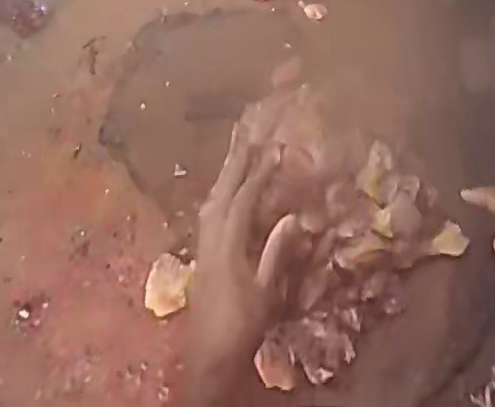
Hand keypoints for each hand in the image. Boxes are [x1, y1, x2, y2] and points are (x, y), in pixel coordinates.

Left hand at [184, 125, 308, 403]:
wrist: (208, 355)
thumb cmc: (242, 324)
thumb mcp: (266, 291)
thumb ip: (277, 252)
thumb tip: (293, 217)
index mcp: (227, 243)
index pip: (244, 199)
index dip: (259, 174)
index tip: (275, 151)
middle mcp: (211, 236)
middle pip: (222, 191)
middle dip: (236, 164)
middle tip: (249, 139)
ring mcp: (203, 242)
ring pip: (213, 199)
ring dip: (226, 175)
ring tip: (238, 155)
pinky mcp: (201, 250)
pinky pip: (209, 209)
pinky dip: (220, 192)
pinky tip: (225, 190)